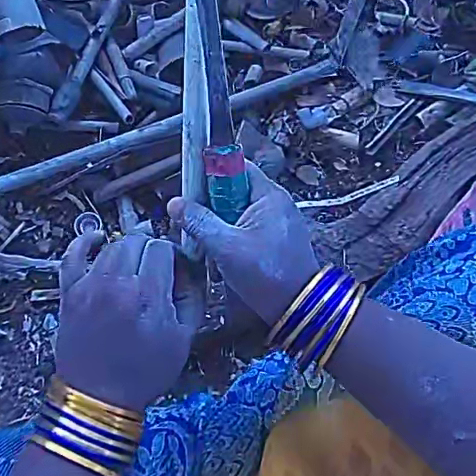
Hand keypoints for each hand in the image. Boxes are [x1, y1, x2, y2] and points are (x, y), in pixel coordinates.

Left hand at [55, 233, 193, 410]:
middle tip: (154, 267)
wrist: (98, 397)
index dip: (172, 254)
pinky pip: (73, 253)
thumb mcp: (183, 339)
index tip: (173, 266)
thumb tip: (188, 267)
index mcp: (147, 297)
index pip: (162, 248)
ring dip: (125, 249)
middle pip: (136, 241)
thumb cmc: (143, 373)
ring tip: (133, 265)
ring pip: (111, 244)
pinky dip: (85, 241)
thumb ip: (191, 296)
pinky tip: (98, 239)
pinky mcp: (69, 290)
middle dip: (150, 249)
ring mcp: (88, 285)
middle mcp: (116, 285)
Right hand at [168, 166, 319, 325]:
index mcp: (269, 196)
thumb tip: (175, 204)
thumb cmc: (269, 276)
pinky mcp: (272, 240)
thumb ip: (199, 222)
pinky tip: (218, 253)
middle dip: (210, 203)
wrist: (301, 310)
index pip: (236, 166)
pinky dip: (229, 236)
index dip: (211, 172)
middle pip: (232, 189)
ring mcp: (275, 222)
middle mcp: (275, 203)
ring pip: (235, 210)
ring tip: (204, 240)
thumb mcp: (226, 247)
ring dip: (217, 223)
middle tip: (192, 219)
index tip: (191, 186)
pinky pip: (243, 227)